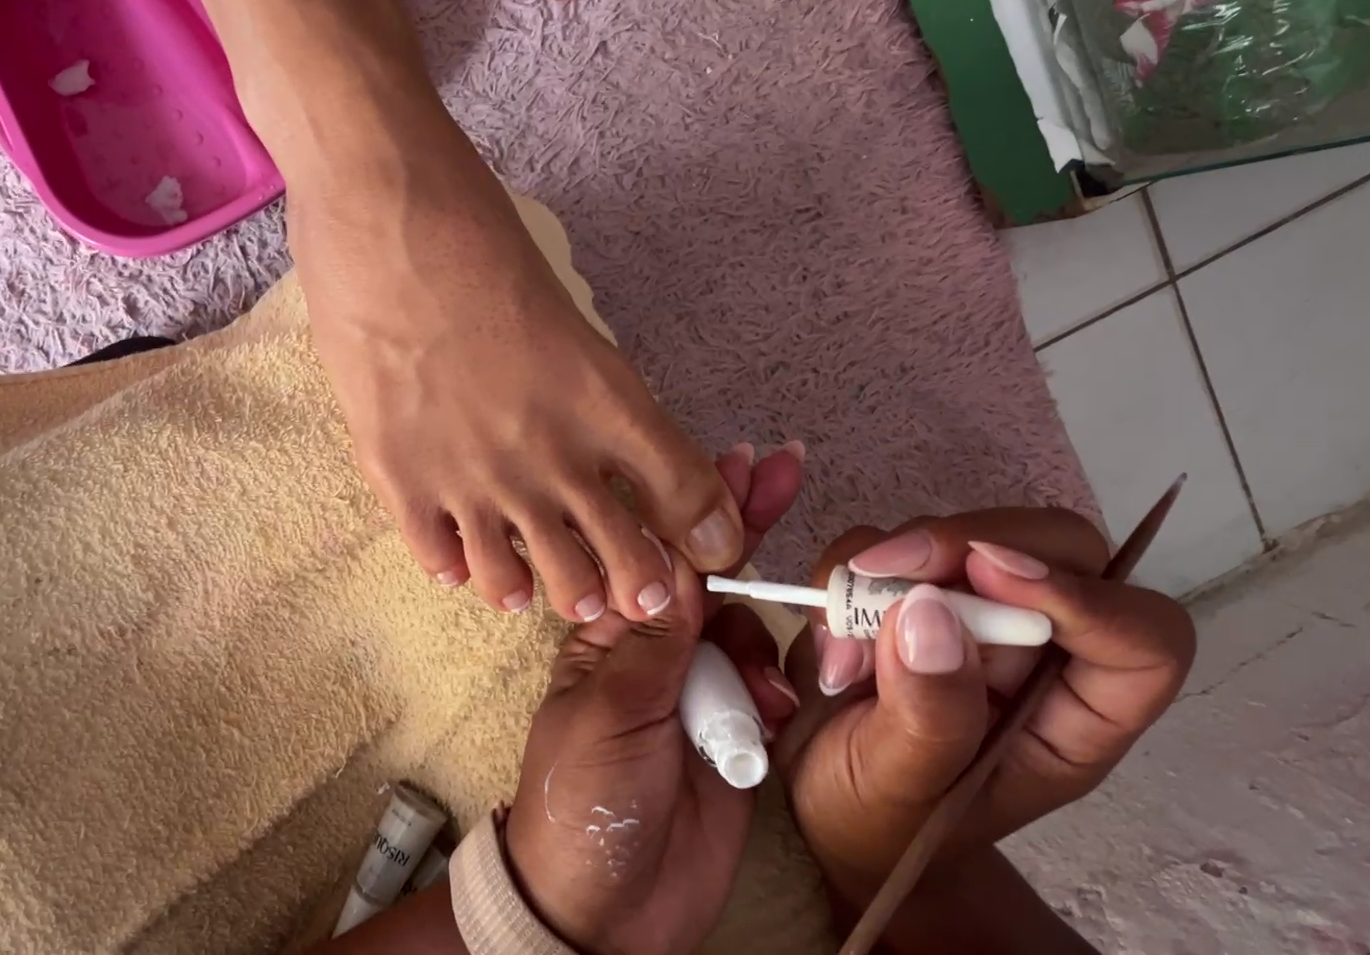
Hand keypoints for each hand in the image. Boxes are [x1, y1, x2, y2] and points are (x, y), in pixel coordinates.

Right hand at [287, 139, 750, 623]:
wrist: (385, 214)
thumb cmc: (480, 237)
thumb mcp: (566, 310)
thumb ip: (590, 389)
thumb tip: (595, 440)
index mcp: (605, 403)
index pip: (685, 494)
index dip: (708, 534)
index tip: (705, 546)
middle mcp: (549, 457)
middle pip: (614, 560)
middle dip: (632, 585)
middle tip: (621, 588)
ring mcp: (473, 477)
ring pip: (527, 580)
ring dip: (544, 588)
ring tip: (537, 587)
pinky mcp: (401, 478)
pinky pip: (442, 559)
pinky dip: (459, 567)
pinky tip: (461, 560)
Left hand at [498, 445, 803, 954]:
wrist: (608, 911)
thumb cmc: (584, 799)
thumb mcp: (611, 711)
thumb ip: (656, 641)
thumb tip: (680, 563)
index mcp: (610, 632)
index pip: (659, 556)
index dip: (698, 507)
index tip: (740, 460)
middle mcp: (657, 649)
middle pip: (710, 578)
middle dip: (745, 528)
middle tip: (785, 469)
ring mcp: (699, 688)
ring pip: (746, 633)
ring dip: (760, 647)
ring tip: (755, 700)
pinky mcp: (736, 732)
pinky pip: (769, 689)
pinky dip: (777, 694)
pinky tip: (771, 719)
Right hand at [771, 509, 1195, 905]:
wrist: (820, 802)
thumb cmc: (877, 821)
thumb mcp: (901, 786)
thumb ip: (926, 713)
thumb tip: (929, 610)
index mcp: (1073, 715)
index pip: (1139, 635)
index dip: (1081, 594)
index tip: (986, 575)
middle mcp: (1035, 650)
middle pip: (1058, 550)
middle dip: (966, 543)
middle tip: (886, 568)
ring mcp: (969, 611)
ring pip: (960, 534)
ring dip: (887, 570)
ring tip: (839, 652)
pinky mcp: (905, 589)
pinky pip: (882, 543)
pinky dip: (844, 572)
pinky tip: (824, 635)